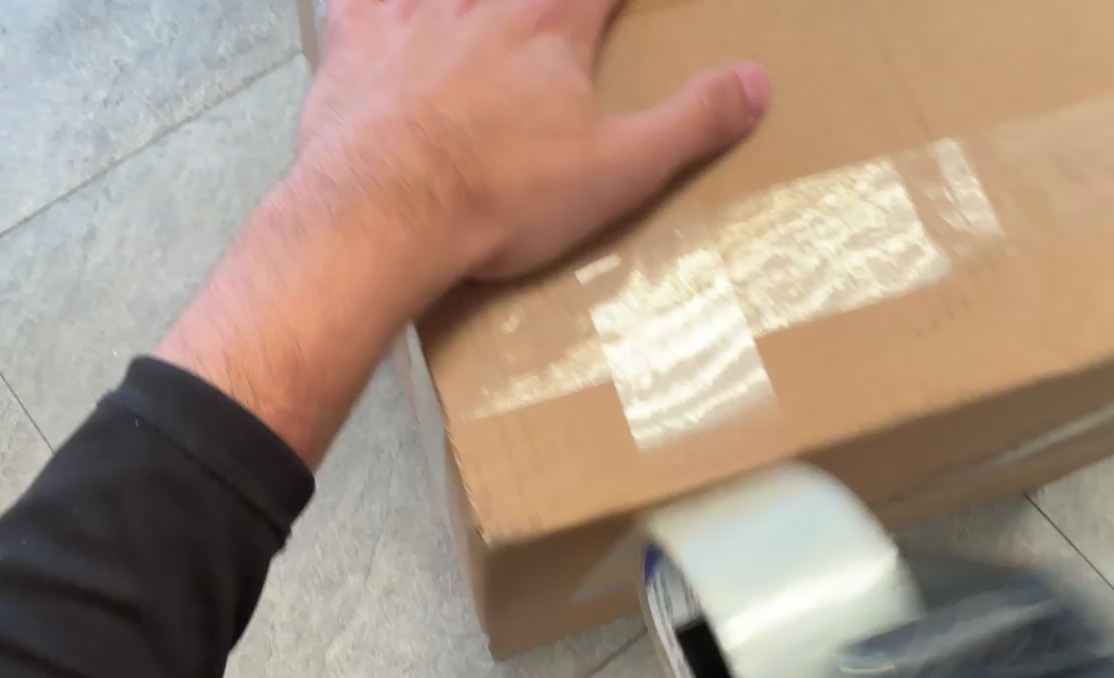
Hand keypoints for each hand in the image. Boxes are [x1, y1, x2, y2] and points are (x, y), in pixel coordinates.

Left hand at [297, 0, 771, 283]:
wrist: (387, 219)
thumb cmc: (501, 199)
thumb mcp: (616, 173)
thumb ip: (688, 124)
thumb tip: (758, 84)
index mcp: (551, 23)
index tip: (625, 4)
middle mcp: (481, 1)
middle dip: (547, 0)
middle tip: (548, 13)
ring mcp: (411, 16)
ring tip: (471, 17)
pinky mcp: (356, 49)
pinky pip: (357, 2)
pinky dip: (368, 4)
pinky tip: (375, 10)